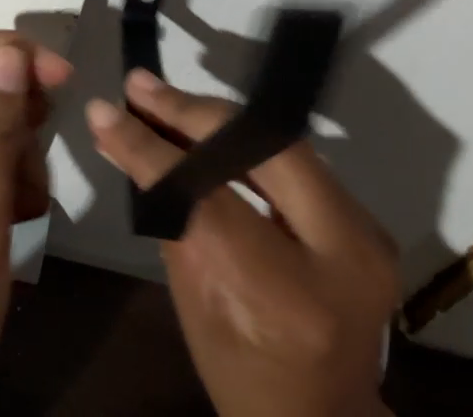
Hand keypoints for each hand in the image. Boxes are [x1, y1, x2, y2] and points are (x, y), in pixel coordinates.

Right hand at [87, 69, 397, 416]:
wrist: (319, 415)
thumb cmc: (239, 369)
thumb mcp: (191, 300)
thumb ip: (168, 214)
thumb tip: (122, 135)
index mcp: (288, 295)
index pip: (210, 198)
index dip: (153, 149)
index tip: (107, 114)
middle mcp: (344, 255)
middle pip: (265, 151)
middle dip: (194, 113)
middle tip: (139, 88)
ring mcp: (366, 235)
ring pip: (283, 147)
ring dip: (218, 121)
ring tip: (161, 100)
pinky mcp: (366, 223)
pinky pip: (296, 164)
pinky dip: (245, 142)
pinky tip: (203, 127)